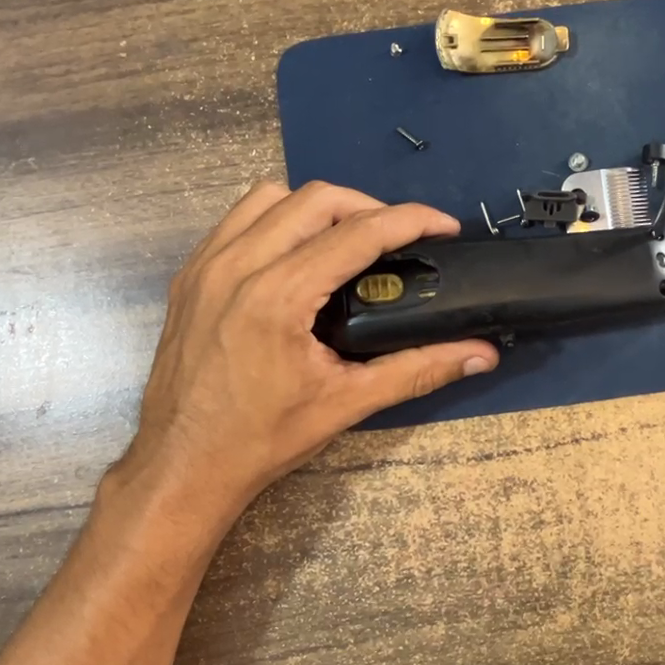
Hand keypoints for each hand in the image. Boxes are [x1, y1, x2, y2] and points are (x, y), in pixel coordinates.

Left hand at [106, 182, 498, 515]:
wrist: (183, 466)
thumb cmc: (263, 440)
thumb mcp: (347, 404)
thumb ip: (419, 369)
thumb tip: (482, 355)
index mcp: (278, 295)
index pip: (358, 232)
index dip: (411, 221)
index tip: (445, 227)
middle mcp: (237, 265)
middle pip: (316, 198)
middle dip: (369, 207)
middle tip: (400, 239)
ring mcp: (205, 266)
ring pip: (269, 197)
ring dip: (318, 207)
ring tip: (348, 240)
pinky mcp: (188, 276)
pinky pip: (237, 220)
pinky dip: (276, 221)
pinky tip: (297, 256)